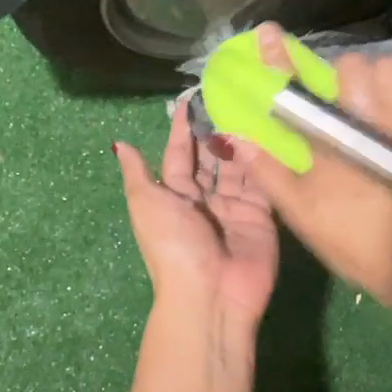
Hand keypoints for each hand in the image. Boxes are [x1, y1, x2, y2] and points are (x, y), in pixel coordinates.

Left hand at [113, 100, 278, 325]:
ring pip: (238, 165)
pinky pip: (263, 181)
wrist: (210, 296)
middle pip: (211, 156)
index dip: (185, 128)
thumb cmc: (173, 246)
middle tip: (231, 95)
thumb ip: (137, 173)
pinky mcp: (262, 215)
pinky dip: (265, 159)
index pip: (181, 153)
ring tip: (251, 106)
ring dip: (242, 139)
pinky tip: (271, 133)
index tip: (194, 98)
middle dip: (217, 129)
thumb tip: (120, 143)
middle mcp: (204, 198)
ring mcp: (235, 206)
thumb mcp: (146, 204)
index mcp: (174, 194)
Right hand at [235, 22, 391, 312]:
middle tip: (346, 102)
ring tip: (381, 103)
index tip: (270, 34)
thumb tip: (237, 135)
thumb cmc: (361, 242)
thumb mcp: (304, 216)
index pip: (296, 85)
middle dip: (344, 77)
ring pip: (389, 67)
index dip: (278, 57)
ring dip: (381, 78)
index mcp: (328, 138)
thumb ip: (269, 172)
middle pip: (350, 65)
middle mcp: (367, 117)